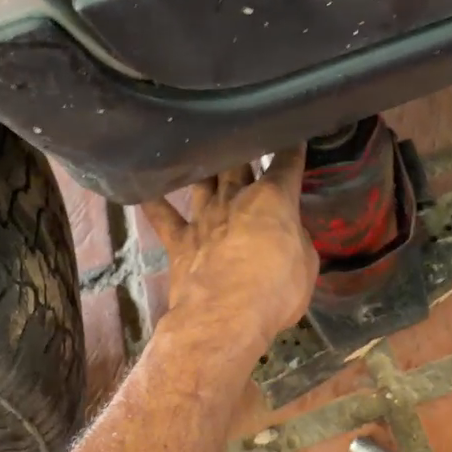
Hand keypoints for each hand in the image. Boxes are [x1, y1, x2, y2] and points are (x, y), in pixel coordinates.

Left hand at [142, 148, 317, 350]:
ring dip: (207, 169)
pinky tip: (145, 187)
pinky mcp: (179, 241)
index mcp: (273, 198)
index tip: (293, 135)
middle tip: (246, 138)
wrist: (224, 317)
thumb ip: (295, 239)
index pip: (286, 164)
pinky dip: (154, 202)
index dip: (291, 148)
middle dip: (244, 149)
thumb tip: (288, 234)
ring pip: (205, 181)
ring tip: (205, 153)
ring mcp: (204, 217)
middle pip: (240, 163)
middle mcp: (236, 198)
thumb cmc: (277, 288)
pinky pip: (162, 216)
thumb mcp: (306, 263)